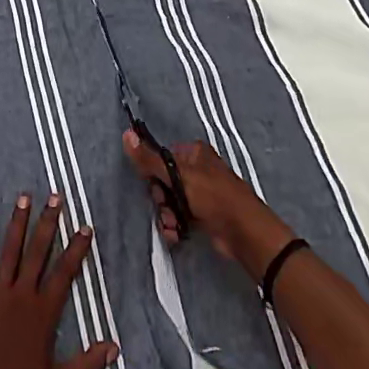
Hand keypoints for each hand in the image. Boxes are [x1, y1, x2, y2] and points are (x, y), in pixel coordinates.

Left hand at [0, 193, 117, 368]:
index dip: (76, 248)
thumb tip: (113, 347)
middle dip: (49, 222)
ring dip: (19, 222)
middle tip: (55, 197)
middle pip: (38, 251)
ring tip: (25, 198)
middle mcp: (22, 295)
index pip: (65, 271)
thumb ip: (87, 365)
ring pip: (11, 250)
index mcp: (43, 312)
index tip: (86, 227)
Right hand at [122, 130, 296, 280]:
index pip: (161, 158)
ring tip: (174, 225)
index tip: (154, 186)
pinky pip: (178, 217)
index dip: (154, 174)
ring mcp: (199, 193)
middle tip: (167, 207)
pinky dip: (175, 226)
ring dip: (166, 216)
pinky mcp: (201, 215)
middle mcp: (196, 170)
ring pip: (169, 203)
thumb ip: (150, 160)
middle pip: (163, 182)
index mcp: (193, 153)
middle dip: (161, 200)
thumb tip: (126, 134)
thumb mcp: (179, 176)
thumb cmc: (213, 196)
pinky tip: (176, 234)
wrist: (242, 231)